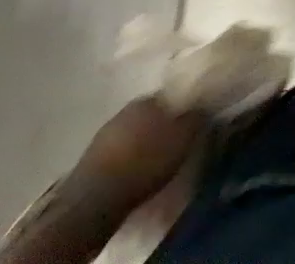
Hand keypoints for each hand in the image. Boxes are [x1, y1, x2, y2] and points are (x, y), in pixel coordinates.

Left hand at [68, 97, 206, 210]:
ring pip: (133, 131)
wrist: (95, 200)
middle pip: (151, 113)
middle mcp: (124, 110)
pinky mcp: (90, 157)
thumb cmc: (146, 163)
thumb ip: (197, 118)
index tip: (193, 121)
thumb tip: (204, 105)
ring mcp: (104, 134)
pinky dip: (129, 157)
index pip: (172, 95)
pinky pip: (119, 150)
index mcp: (147, 100)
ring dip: (144, 141)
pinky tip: (136, 171)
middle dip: (163, 124)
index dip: (184, 107)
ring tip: (157, 158)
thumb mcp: (184, 139)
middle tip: (177, 141)